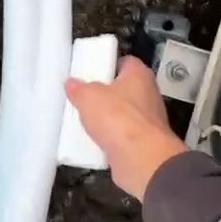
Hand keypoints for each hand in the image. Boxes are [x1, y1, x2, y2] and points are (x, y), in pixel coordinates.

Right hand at [65, 56, 186, 200]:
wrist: (141, 159)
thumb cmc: (118, 117)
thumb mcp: (88, 96)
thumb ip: (79, 88)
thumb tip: (72, 83)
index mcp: (140, 75)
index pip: (124, 62)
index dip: (107, 64)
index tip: (90, 70)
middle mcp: (148, 95)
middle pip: (122, 89)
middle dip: (103, 93)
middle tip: (82, 96)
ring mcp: (147, 121)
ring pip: (121, 114)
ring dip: (105, 118)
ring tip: (82, 119)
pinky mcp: (143, 143)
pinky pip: (121, 136)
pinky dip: (109, 138)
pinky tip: (92, 140)